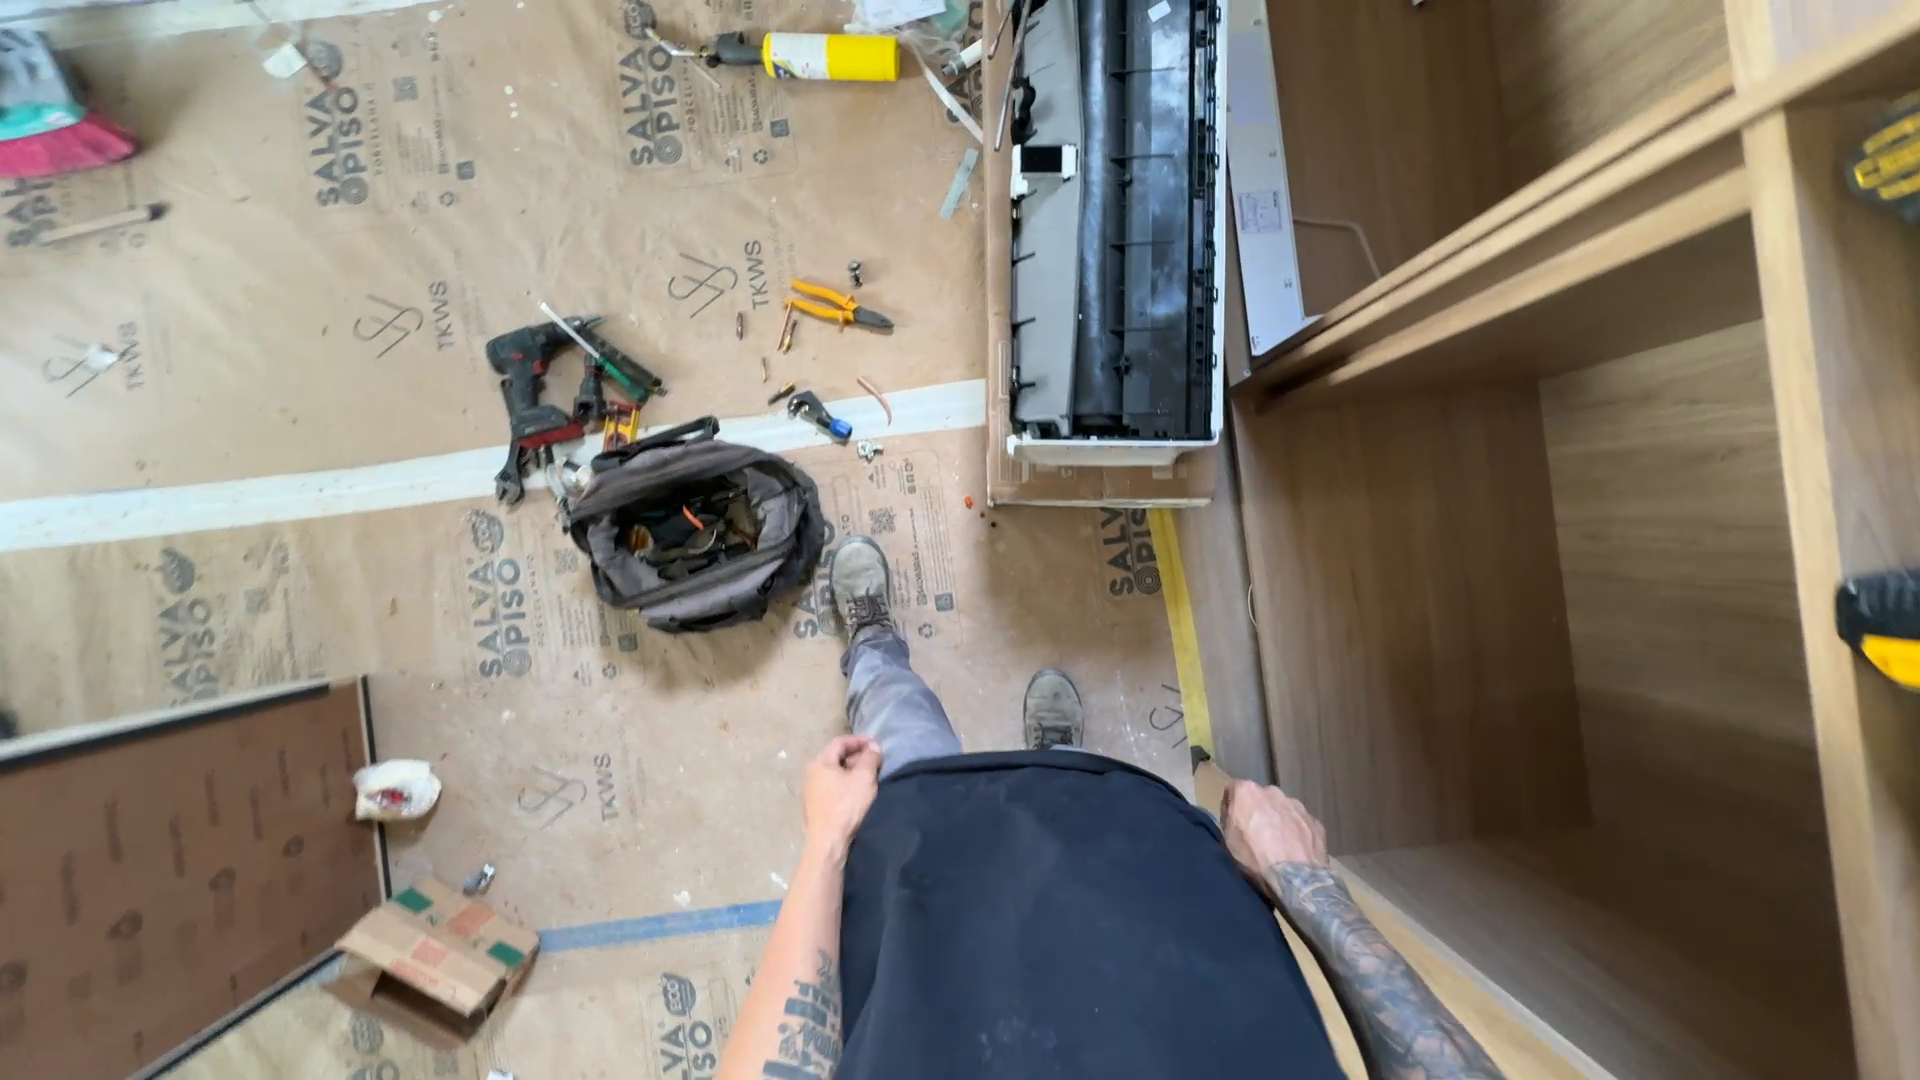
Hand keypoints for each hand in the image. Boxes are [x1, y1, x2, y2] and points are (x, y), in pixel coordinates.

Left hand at [801, 735, 882, 854]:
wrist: (828, 841)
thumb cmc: (846, 806)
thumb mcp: (864, 778)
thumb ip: (870, 758)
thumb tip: (874, 747)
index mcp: (821, 762)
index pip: (840, 742)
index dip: (860, 740)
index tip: (876, 743)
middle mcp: (812, 772)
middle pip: (836, 756)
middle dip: (857, 755)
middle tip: (874, 758)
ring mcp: (811, 790)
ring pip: (834, 772)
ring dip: (851, 769)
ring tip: (868, 774)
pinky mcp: (814, 805)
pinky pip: (831, 785)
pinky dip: (845, 782)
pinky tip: (856, 791)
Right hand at [1222, 780, 1327, 894]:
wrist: (1295, 878)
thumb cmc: (1254, 857)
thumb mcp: (1227, 839)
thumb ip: (1229, 817)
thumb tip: (1234, 812)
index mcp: (1247, 791)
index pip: (1233, 790)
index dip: (1232, 806)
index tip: (1233, 822)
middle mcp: (1273, 791)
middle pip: (1261, 798)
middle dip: (1258, 811)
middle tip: (1257, 835)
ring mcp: (1297, 805)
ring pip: (1283, 809)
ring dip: (1279, 821)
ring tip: (1279, 846)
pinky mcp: (1315, 822)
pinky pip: (1301, 823)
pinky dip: (1297, 833)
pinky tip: (1296, 851)